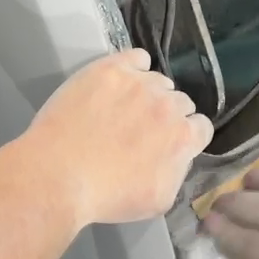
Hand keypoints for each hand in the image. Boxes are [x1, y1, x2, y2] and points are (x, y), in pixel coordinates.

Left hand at [15, 49, 213, 226]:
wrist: (57, 175)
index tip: (168, 144)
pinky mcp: (112, 68)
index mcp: (183, 137)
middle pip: (180, 102)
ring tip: (121, 110)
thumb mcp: (159, 200)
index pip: (202, 127)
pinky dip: (134, 67)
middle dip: (166, 116)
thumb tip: (179, 156)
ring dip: (148, 94)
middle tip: (140, 131)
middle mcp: (168, 104)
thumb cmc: (107, 196)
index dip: (186, 136)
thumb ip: (179, 172)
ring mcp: (139, 82)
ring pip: (158, 81)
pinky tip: (119, 82)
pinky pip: (138, 57)